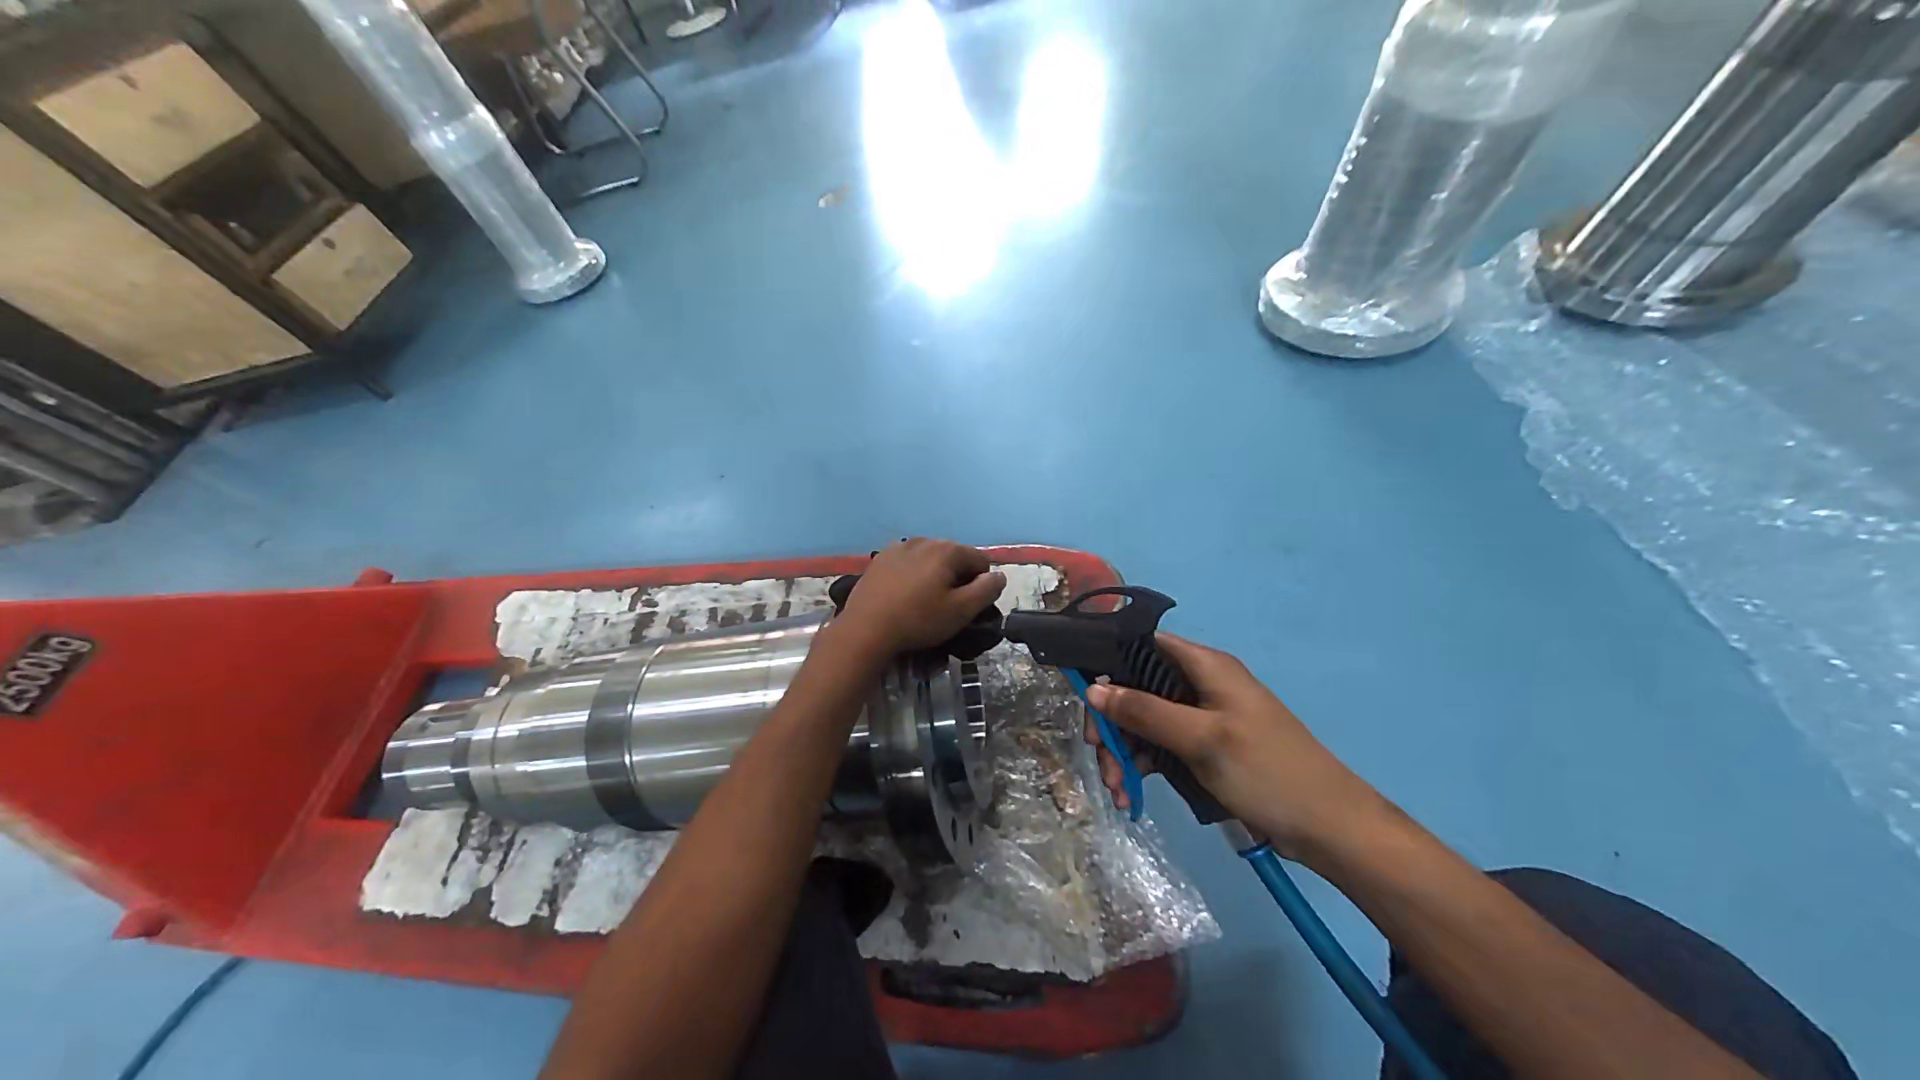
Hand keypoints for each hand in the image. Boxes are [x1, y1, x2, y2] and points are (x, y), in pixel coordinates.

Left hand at [835, 538, 1005, 656]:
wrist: (866, 629)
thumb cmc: (918, 620)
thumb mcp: (961, 611)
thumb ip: (986, 590)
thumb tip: (999, 575)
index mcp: (947, 550)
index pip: (979, 560)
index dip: (981, 584)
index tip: (969, 606)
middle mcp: (924, 540)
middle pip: (953, 557)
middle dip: (957, 577)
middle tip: (948, 606)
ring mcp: (898, 547)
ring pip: (929, 559)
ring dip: (934, 575)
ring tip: (924, 602)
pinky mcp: (879, 559)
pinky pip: (907, 563)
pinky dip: (912, 575)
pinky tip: (904, 597)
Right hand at [1084, 635, 1392, 860]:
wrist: (1328, 826)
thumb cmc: (1266, 771)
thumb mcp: (1201, 739)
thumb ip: (1145, 711)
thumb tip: (1095, 689)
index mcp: (1205, 666)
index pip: (1143, 646)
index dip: (1110, 665)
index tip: (1087, 698)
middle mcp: (1201, 684)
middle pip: (1138, 689)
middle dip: (1114, 723)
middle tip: (1100, 757)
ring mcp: (1203, 718)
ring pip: (1146, 721)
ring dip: (1125, 751)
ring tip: (1117, 788)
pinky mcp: (1205, 747)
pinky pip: (1162, 746)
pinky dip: (1144, 765)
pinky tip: (1131, 793)